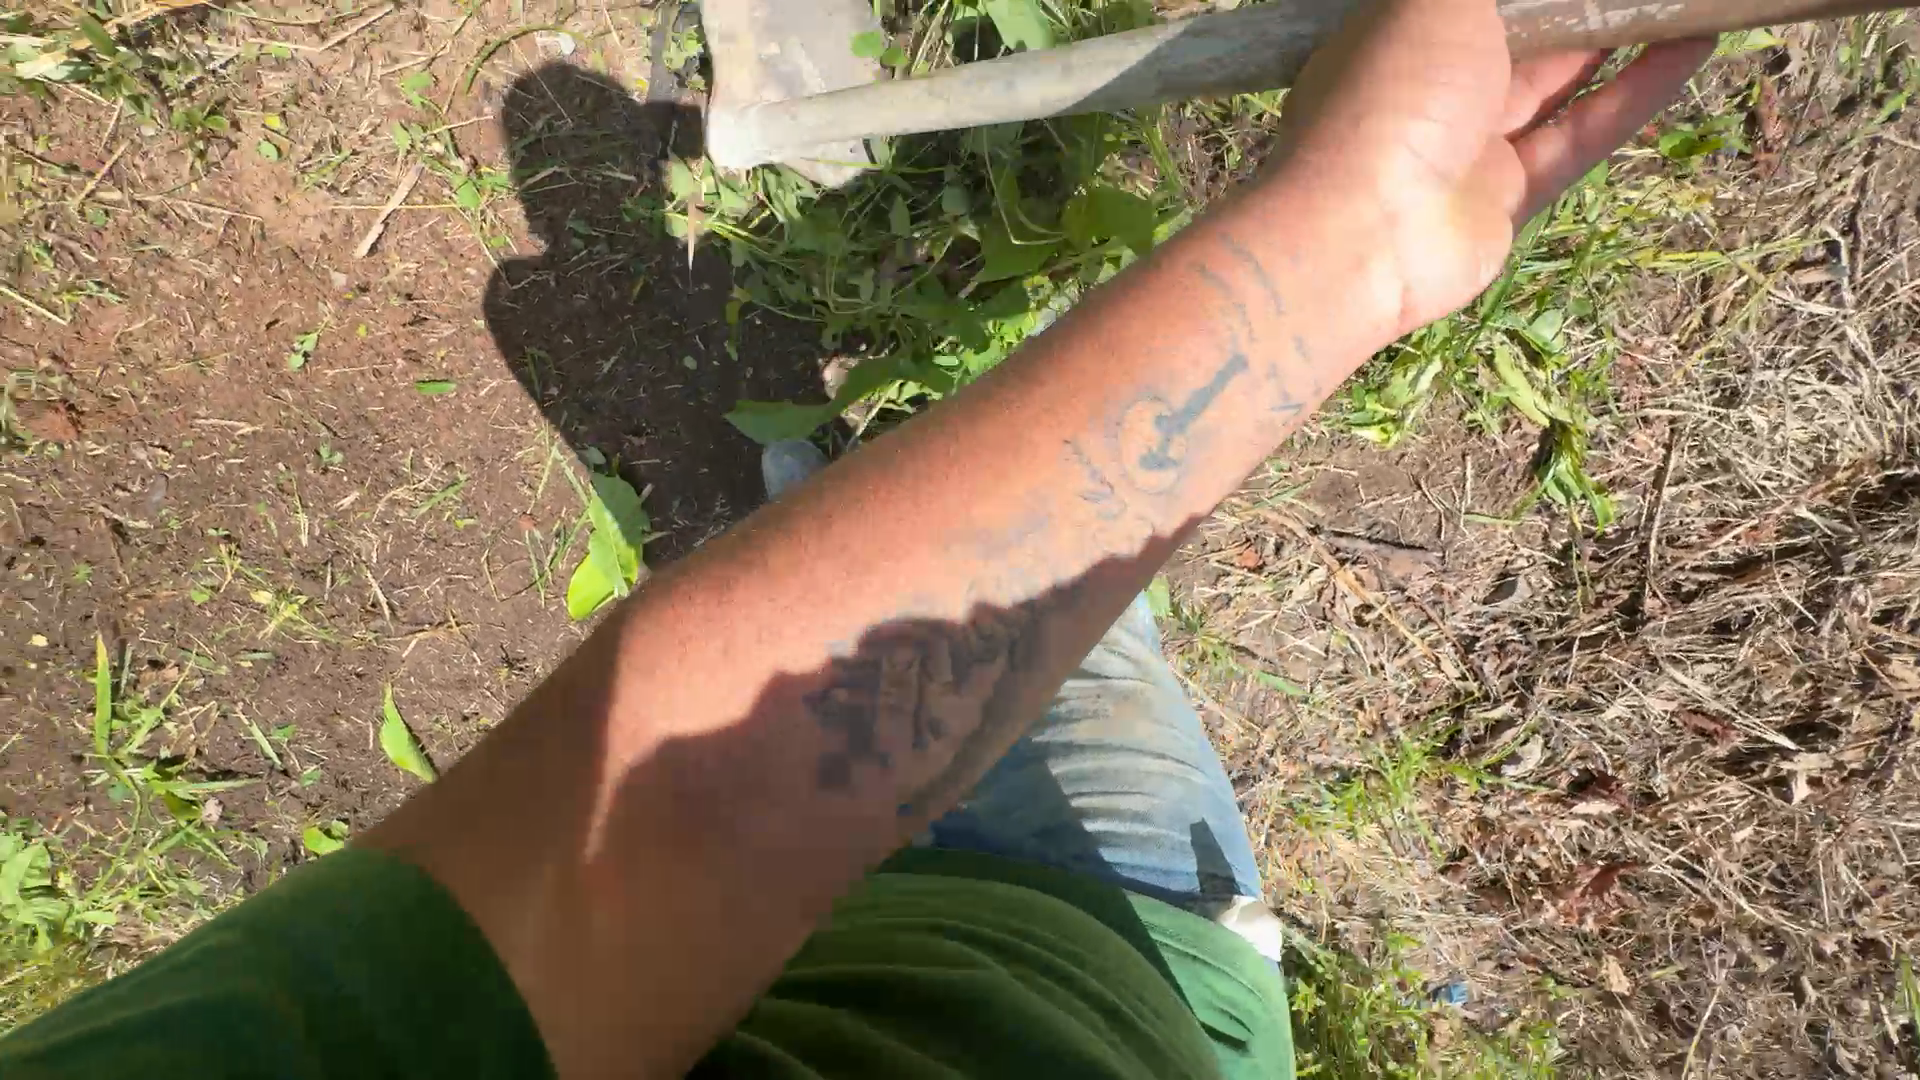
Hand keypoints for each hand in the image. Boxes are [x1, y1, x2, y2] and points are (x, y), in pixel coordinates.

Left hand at [1271, 0, 1714, 340]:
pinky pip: (1577, 140)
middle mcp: (1421, 102)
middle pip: (1518, 39)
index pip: (1458, 6)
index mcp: (1387, 51)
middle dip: (1584, 4)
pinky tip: (1700, 43)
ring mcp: (1460, 156)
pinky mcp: (1499, 203)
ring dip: (1624, 36)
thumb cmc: (1384, 102)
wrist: (1358, 238)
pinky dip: (1633, 95)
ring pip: (1555, 87)